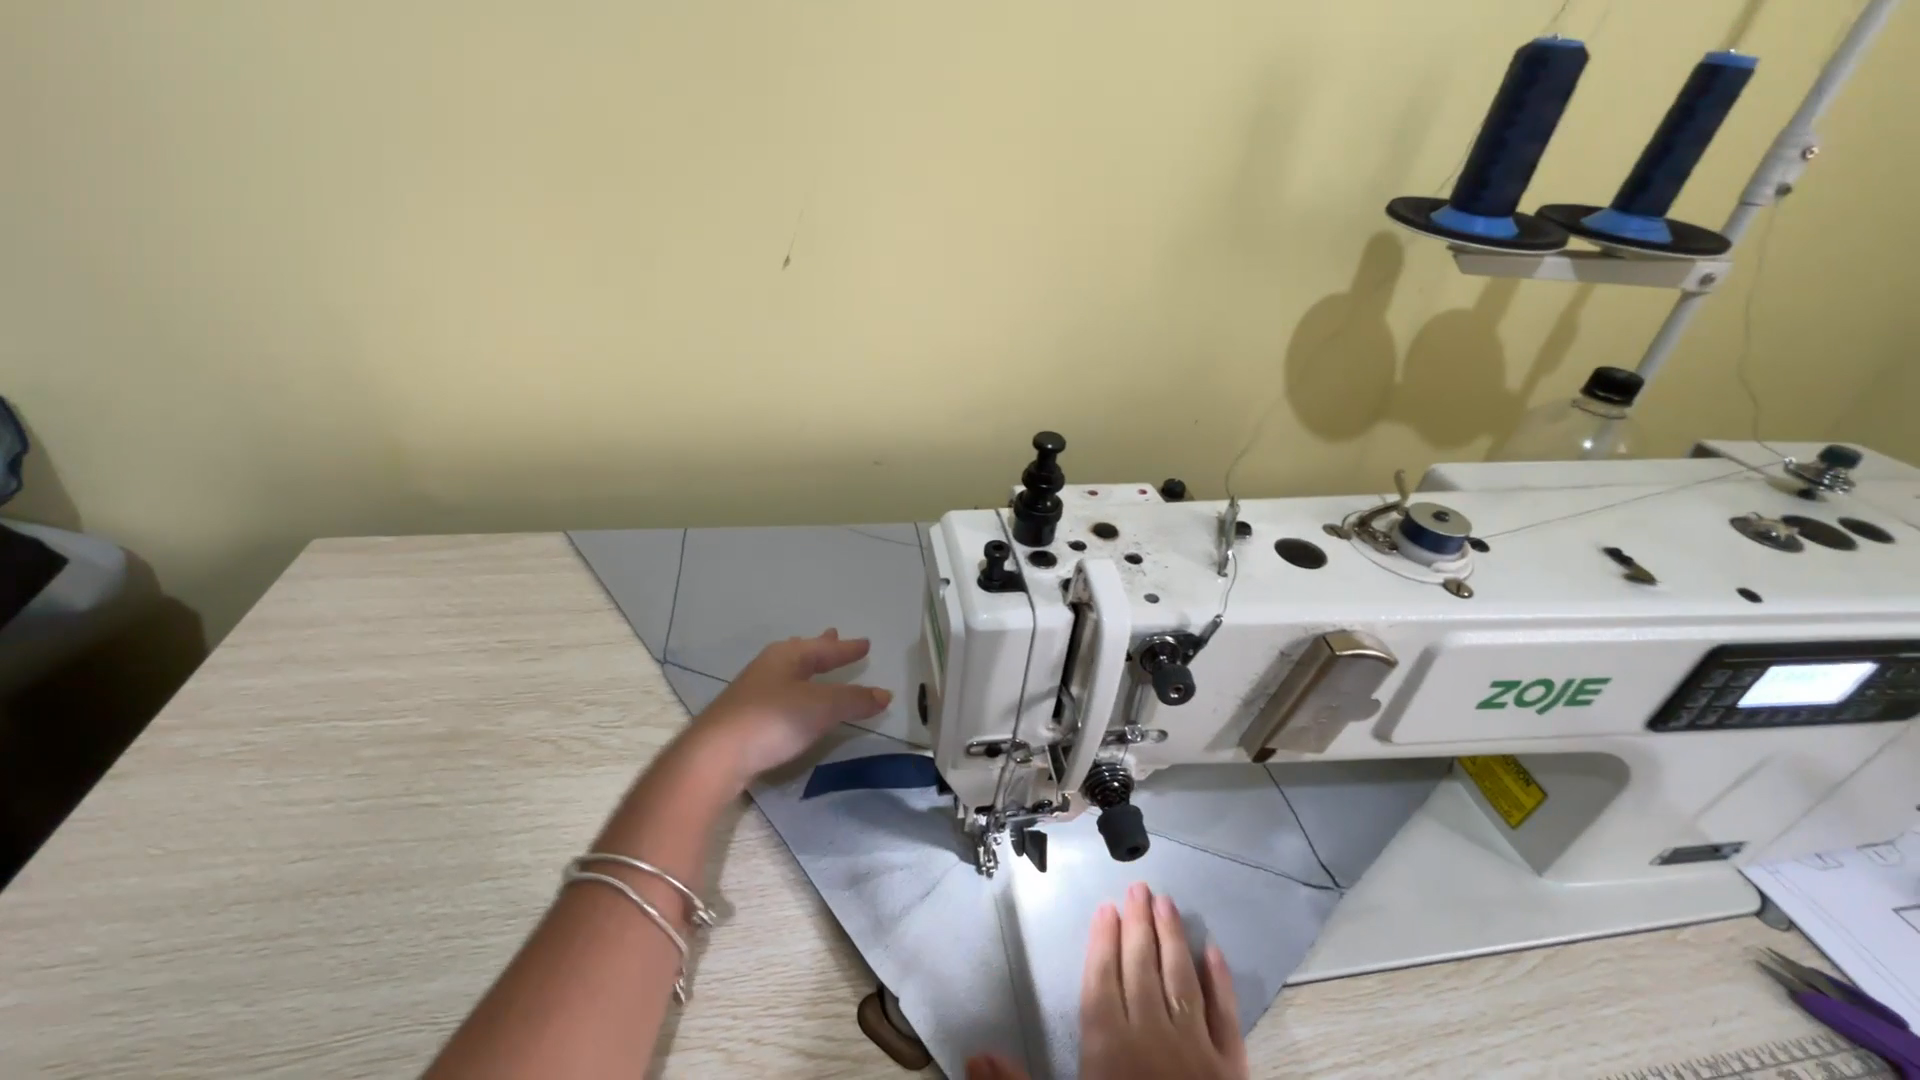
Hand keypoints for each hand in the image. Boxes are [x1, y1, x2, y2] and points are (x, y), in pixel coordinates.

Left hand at [688, 629, 891, 787]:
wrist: (717, 755)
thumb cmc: (773, 720)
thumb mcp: (822, 708)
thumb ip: (854, 700)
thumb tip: (884, 694)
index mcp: (787, 657)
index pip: (824, 648)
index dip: (846, 649)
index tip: (865, 643)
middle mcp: (769, 668)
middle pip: (800, 653)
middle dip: (820, 649)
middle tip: (834, 637)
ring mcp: (753, 693)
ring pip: (788, 672)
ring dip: (806, 669)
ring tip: (816, 667)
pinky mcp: (746, 718)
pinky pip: (780, 694)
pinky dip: (795, 691)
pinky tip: (795, 702)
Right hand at [965, 883, 1245, 1079]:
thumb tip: (973, 1056)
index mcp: (1107, 1044)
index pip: (1103, 978)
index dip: (1103, 941)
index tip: (1106, 908)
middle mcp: (1150, 1033)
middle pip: (1141, 967)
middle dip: (1138, 924)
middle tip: (1139, 888)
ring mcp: (1194, 1047)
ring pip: (1180, 978)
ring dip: (1173, 937)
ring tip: (1167, 903)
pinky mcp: (1229, 1064)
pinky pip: (1224, 1012)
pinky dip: (1219, 980)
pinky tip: (1213, 950)